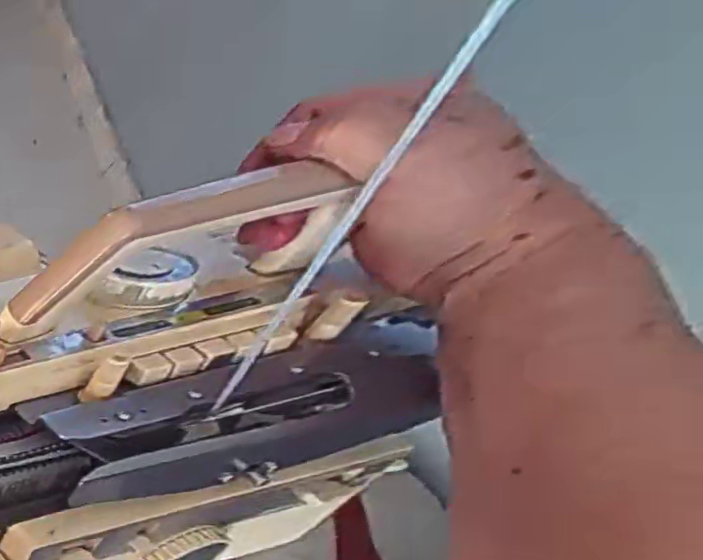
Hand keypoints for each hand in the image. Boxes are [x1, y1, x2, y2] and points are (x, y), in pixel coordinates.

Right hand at [237, 79, 607, 307]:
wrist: (489, 268)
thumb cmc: (463, 209)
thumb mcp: (404, 152)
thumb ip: (341, 133)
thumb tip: (282, 138)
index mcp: (408, 105)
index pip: (320, 113)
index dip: (280, 147)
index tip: (256, 185)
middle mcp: (389, 138)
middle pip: (304, 155)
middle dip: (277, 189)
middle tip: (269, 223)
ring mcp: (375, 181)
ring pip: (302, 188)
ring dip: (279, 214)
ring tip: (276, 240)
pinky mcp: (364, 218)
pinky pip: (313, 215)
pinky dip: (293, 230)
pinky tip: (291, 245)